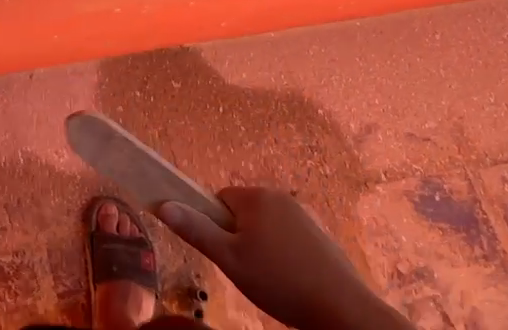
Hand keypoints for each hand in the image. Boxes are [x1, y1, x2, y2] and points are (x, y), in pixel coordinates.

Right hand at [158, 188, 407, 329]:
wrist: (345, 310)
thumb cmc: (280, 281)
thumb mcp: (229, 260)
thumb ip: (195, 230)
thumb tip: (162, 204)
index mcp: (256, 196)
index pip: (219, 199)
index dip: (216, 226)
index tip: (226, 253)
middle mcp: (280, 197)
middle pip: (243, 211)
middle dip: (239, 237)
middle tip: (246, 269)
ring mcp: (304, 215)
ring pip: (265, 227)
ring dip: (261, 247)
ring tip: (269, 279)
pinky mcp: (321, 236)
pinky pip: (288, 238)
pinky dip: (284, 255)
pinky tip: (291, 281)